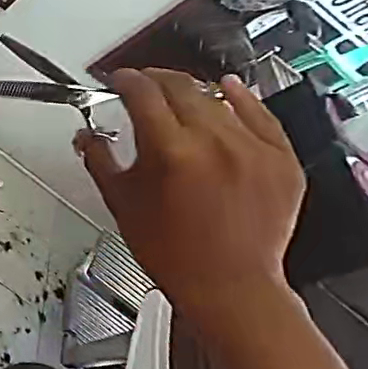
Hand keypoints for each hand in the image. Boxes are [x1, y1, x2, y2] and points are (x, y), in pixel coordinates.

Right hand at [77, 69, 305, 327]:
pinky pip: (260, 112)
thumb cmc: (177, 257)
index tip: (120, 80)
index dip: (126, 80)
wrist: (231, 289)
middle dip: (154, 79)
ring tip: (178, 95)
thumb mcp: (123, 205)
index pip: (142, 92)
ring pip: (217, 95)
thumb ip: (100, 160)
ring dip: (191, 90)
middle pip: (179, 86)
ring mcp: (252, 148)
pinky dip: (241, 98)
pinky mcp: (281, 158)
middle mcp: (215, 142)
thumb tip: (86, 137)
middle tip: (143, 85)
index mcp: (171, 152)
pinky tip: (229, 89)